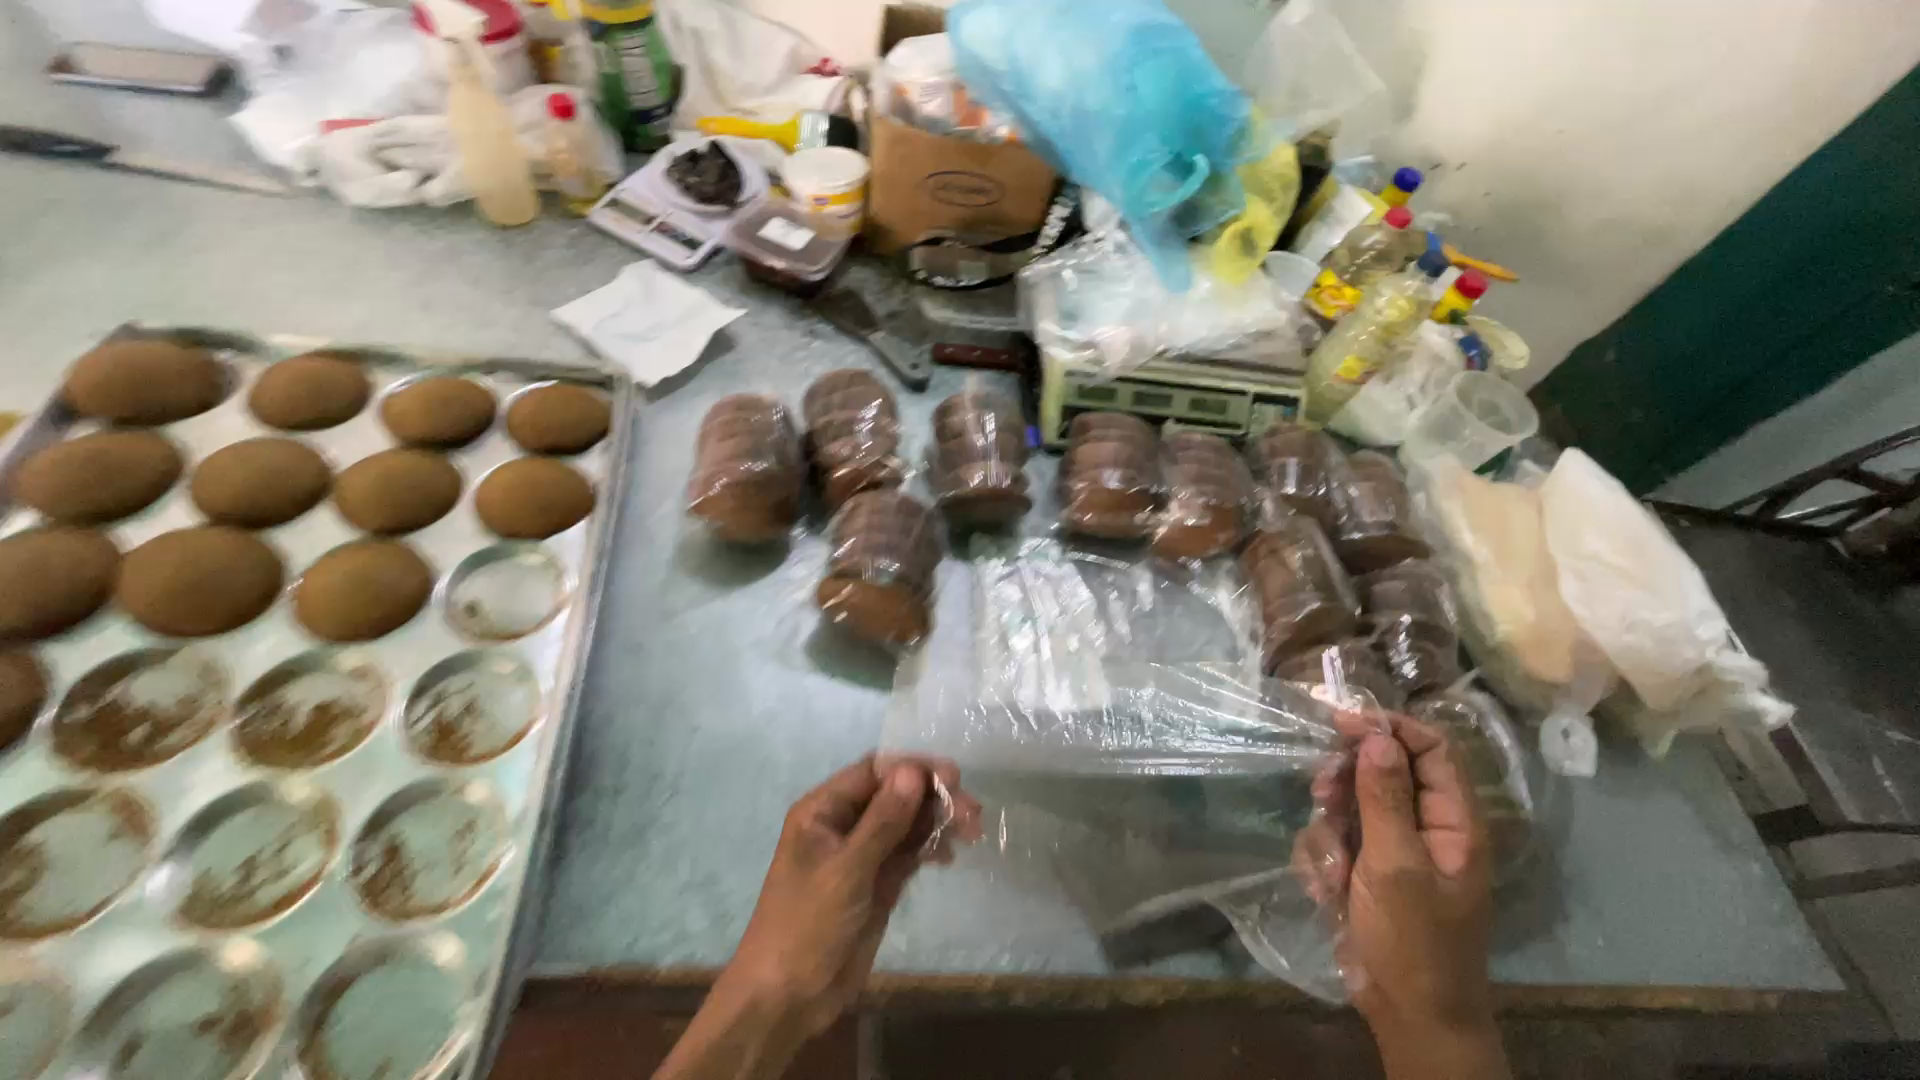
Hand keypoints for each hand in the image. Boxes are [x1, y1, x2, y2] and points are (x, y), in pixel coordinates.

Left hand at [722, 755, 977, 1034]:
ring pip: (907, 822)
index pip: (874, 771)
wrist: (788, 997)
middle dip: (933, 796)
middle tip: (971, 812)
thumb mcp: (846, 871)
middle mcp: (844, 823)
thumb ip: (883, 822)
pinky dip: (931, 847)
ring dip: (938, 821)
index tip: (952, 778)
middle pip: (896, 793)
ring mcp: (863, 853)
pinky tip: (949, 856)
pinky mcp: (879, 881)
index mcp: (824, 809)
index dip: (913, 768)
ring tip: (971, 831)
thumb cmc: (806, 925)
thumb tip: (913, 772)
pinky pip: (909, 851)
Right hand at [1292, 711, 1507, 1079]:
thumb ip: (1384, 797)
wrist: (1407, 1014)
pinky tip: (1329, 889)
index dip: (1388, 728)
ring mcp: (1393, 848)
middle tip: (1323, 796)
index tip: (1340, 723)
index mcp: (1454, 820)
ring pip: (1349, 803)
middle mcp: (1426, 826)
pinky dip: (1323, 858)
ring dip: (1331, 829)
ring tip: (1333, 867)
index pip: (1430, 747)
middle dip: (1346, 783)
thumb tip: (1377, 735)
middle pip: (1381, 769)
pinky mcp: (1364, 868)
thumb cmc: (1414, 941)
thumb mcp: (1396, 865)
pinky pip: (1332, 838)